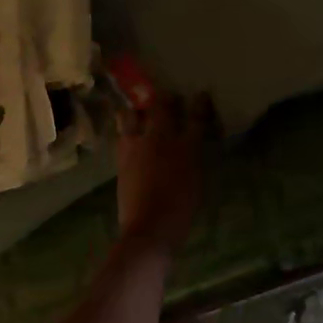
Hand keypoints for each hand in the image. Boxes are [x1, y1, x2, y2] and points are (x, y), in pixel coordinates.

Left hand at [115, 92, 213, 250]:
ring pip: (132, 116)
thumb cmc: (182, 209)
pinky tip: (128, 132)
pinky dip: (126, 129)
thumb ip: (194, 158)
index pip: (195, 117)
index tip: (202, 96)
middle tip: (169, 98)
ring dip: (138, 111)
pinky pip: (122, 135)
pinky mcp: (121, 159)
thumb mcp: (197, 181)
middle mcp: (160, 140)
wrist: (150, 227)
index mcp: (186, 146)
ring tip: (140, 112)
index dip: (199, 104)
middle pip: (160, 108)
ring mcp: (136, 147)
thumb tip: (190, 147)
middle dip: (166, 99)